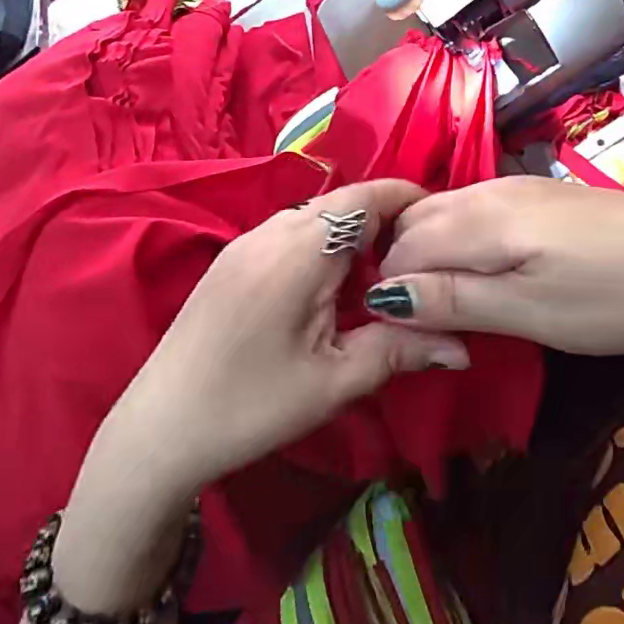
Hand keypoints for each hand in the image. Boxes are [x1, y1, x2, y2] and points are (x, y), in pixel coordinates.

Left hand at [102, 180, 468, 495]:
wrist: (160, 426)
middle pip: (340, 203)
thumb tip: (463, 345)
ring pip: (313, 217)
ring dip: (350, 234)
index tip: (440, 226)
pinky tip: (328, 289)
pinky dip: (320, 245)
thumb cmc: (251, 405)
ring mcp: (244, 242)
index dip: (406, 199)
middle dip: (383, 220)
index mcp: (299, 251)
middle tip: (417, 261)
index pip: (364, 197)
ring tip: (378, 277)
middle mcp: (270, 231)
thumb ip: (400, 350)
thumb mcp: (334, 381)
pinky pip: (287, 232)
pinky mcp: (230, 259)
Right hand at [372, 176, 623, 354]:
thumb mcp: (533, 312)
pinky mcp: (537, 195)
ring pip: (440, 214)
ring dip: (428, 256)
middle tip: (427, 327)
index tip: (411, 339)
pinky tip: (483, 274)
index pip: (399, 249)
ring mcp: (512, 187)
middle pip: (412, 223)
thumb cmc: (623, 296)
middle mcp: (484, 191)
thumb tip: (381, 298)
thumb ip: (453, 299)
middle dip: (402, 271)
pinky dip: (457, 243)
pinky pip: (470, 212)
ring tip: (450, 306)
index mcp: (477, 219)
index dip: (391, 294)